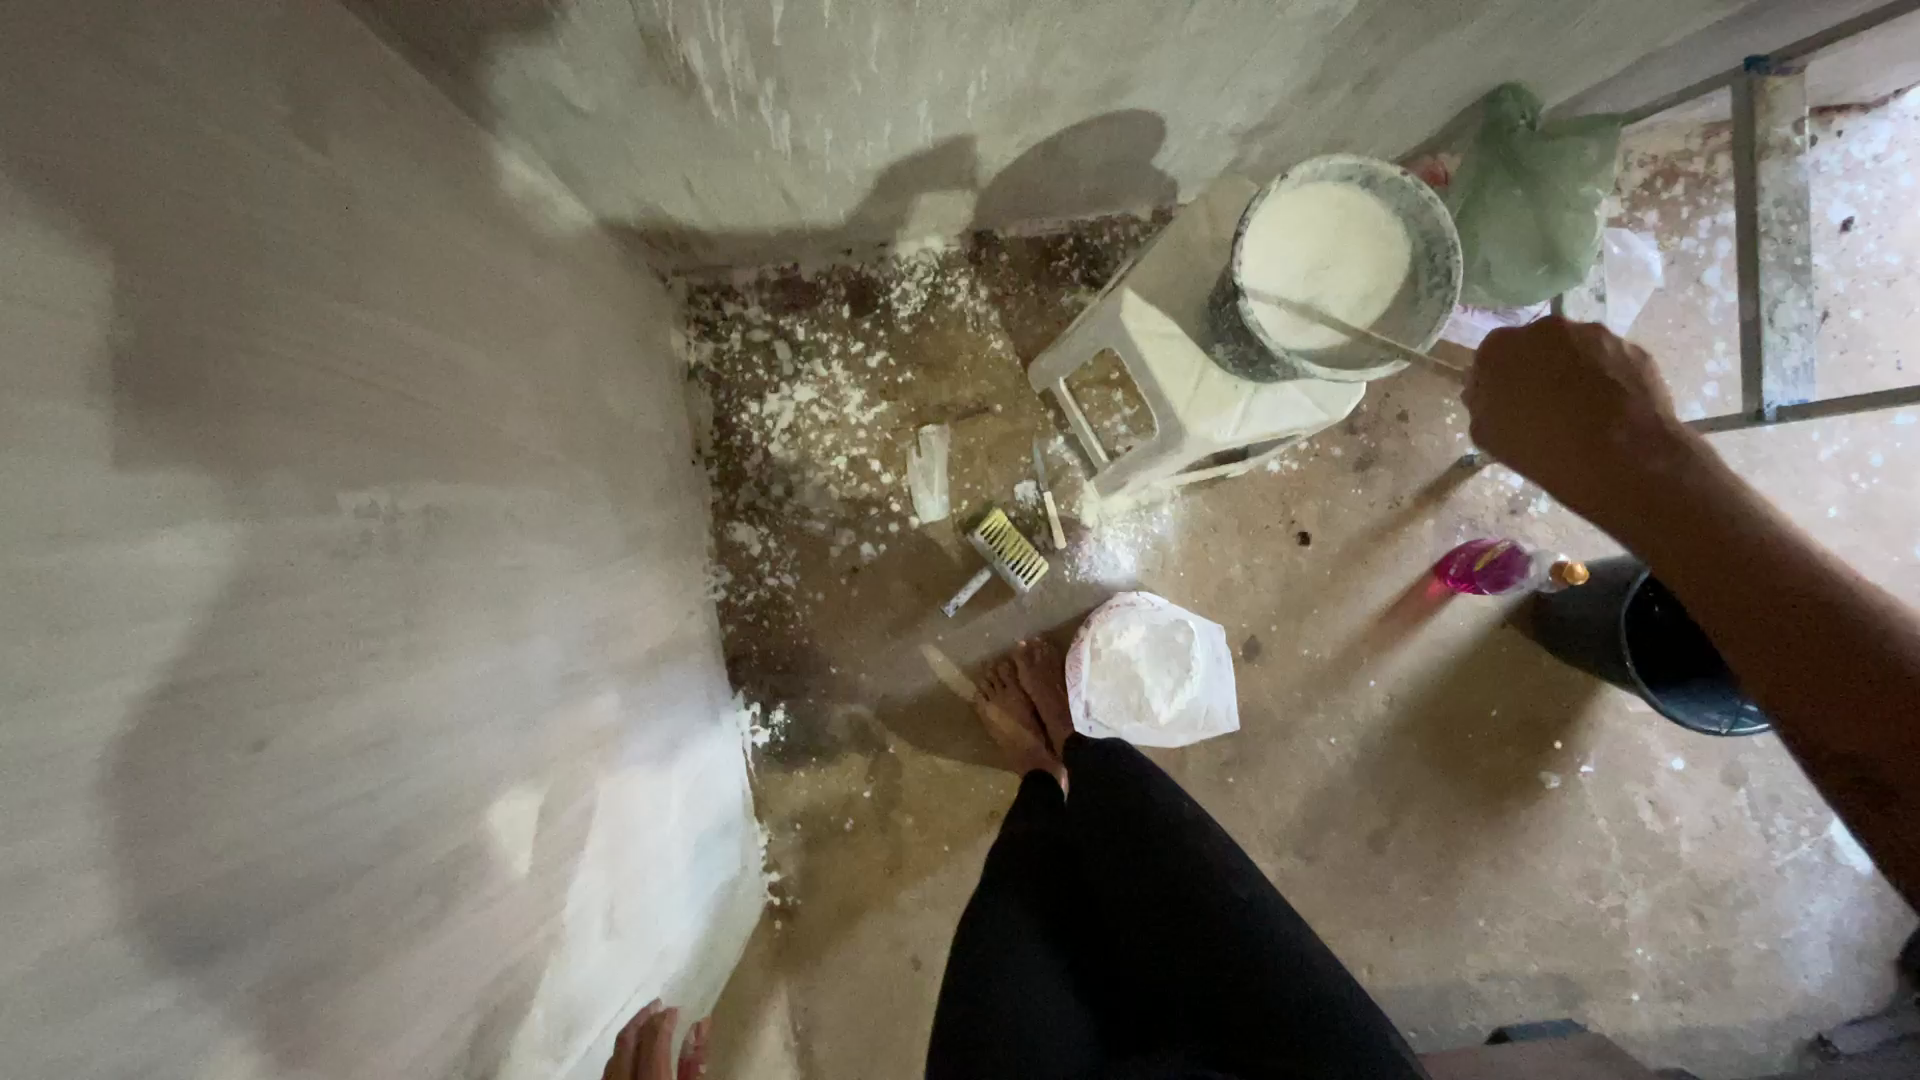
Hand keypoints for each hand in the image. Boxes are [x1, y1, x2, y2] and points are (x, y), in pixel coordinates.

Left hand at [602, 1000, 709, 1079]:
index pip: (654, 1037)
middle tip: (659, 1004)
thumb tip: (700, 1024)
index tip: (676, 1009)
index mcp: (652, 1078)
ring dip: (631, 1033)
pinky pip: (608, 1068)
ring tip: (647, 1023)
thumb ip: (693, 1062)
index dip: (665, 1019)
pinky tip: (633, 1051)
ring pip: (614, 1052)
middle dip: (643, 1017)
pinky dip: (621, 1053)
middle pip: (627, 1038)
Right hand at [1464, 316, 1697, 521]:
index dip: (1495, 378)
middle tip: (1537, 402)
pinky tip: (1605, 408)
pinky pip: (1607, 361)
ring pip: (1574, 349)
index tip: (1501, 400)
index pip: (1489, 355)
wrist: (1616, 456)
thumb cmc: (1535, 445)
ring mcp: (1596, 336)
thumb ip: (1481, 401)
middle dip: (1533, 368)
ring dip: (1570, 369)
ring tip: (1576, 407)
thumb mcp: (1484, 431)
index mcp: (1501, 346)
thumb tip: (1490, 390)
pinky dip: (1603, 377)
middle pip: (1534, 345)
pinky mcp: (1634, 349)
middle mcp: (1547, 329)